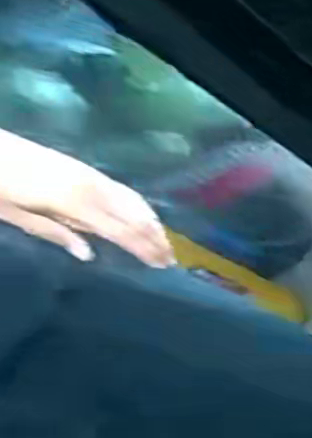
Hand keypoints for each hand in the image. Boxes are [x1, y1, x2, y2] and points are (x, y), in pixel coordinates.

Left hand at [0, 129, 173, 266]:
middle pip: (140, 221)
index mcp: (74, 204)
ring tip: (162, 242)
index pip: (124, 233)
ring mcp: (95, 178)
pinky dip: (144, 211)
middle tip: (169, 259)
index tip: (161, 266)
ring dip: (155, 227)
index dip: (146, 251)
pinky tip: (146, 219)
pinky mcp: (90, 171)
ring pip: (140, 207)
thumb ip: (49, 231)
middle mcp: (94, 191)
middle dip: (158, 241)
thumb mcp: (7, 210)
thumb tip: (87, 254)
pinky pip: (129, 194)